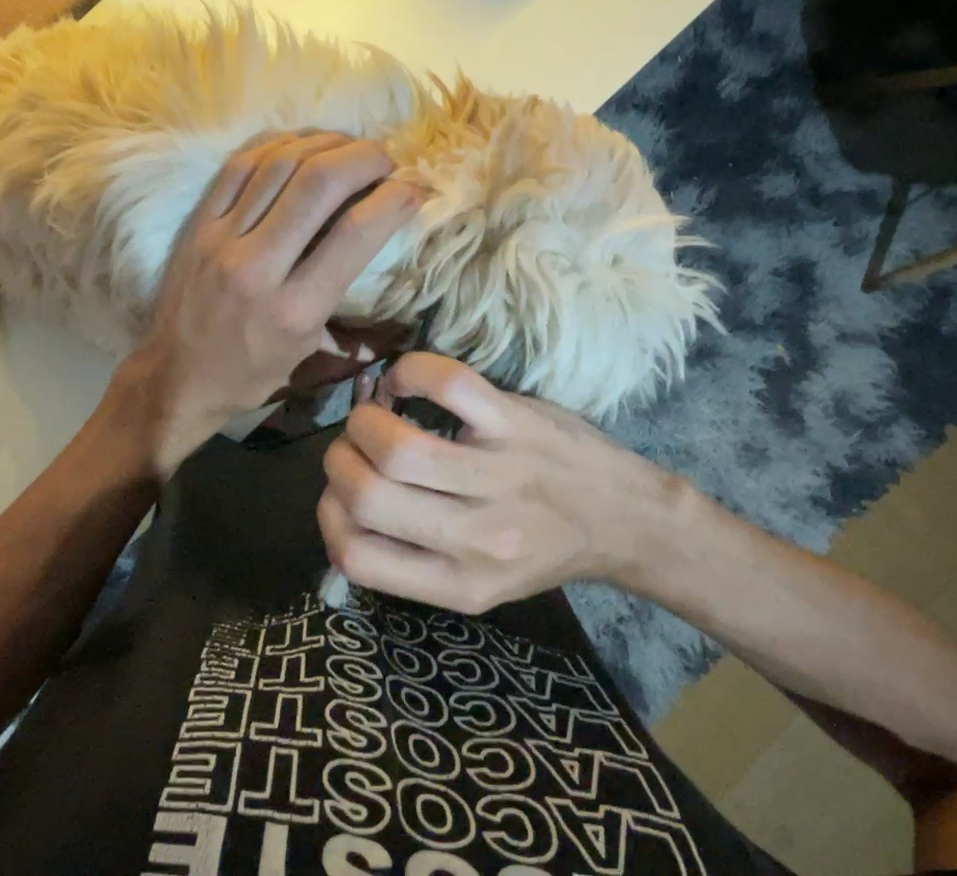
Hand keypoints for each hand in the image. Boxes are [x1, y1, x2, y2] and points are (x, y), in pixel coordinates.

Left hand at [119, 132, 423, 476]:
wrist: (176, 377)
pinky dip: (280, 144)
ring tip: (350, 146)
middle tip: (385, 159)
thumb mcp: (308, 347)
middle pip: (318, 183)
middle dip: (364, 158)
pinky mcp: (197, 224)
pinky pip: (240, 165)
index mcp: (294, 309)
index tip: (413, 189)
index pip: (354, 234)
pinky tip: (304, 143)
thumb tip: (377, 227)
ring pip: (280, 163)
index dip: (394, 199)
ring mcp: (221, 239)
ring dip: (326, 143)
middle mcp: (257, 267)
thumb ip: (339, 288)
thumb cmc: (251, 372)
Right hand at [318, 352, 699, 613]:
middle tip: (356, 448)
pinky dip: (410, 373)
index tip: (341, 495)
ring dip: (364, 420)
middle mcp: (476, 539)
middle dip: (339, 461)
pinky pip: (448, 384)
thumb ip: (409, 561)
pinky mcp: (518, 424)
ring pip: (395, 446)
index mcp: (458, 585)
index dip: (328, 517)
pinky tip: (406, 382)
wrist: (628, 520)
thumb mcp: (476, 583)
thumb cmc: (544, 550)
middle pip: (366, 496)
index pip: (355, 557)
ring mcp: (499, 477)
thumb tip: (341, 508)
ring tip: (376, 414)